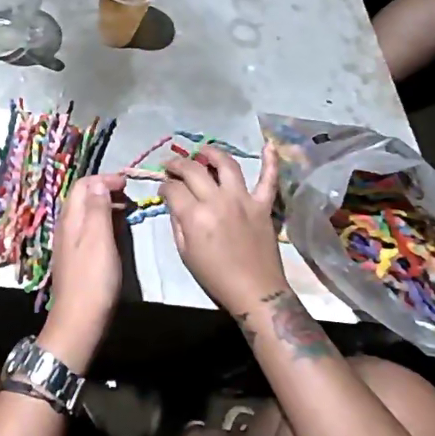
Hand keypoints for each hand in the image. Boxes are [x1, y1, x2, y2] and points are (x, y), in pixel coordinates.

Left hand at [38, 172, 127, 369]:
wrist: (79, 320)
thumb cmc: (93, 278)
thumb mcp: (99, 238)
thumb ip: (98, 208)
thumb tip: (99, 182)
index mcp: (70, 219)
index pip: (82, 185)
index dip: (104, 178)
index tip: (127, 183)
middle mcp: (67, 227)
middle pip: (83, 198)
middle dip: (105, 190)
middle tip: (129, 196)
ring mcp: (70, 244)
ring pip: (87, 214)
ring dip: (106, 206)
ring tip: (127, 211)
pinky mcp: (77, 258)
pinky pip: (90, 230)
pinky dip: (105, 223)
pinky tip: (117, 234)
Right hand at [158, 145, 286, 318]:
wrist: (255, 291)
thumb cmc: (215, 276)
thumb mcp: (185, 252)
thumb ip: (178, 222)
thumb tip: (174, 201)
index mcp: (195, 215)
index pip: (173, 188)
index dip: (164, 185)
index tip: (163, 188)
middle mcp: (218, 200)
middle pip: (194, 170)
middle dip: (178, 164)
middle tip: (172, 164)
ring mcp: (243, 199)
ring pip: (227, 164)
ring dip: (212, 152)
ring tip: (204, 150)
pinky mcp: (263, 204)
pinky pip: (268, 179)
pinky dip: (270, 161)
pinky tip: (268, 145)